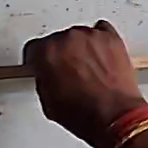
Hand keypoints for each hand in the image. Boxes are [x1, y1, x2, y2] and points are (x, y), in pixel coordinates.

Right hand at [22, 20, 147, 147]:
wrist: (114, 115)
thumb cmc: (83, 112)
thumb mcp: (48, 102)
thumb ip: (43, 79)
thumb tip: (48, 75)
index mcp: (46, 52)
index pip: (34, 49)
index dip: (38, 60)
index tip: (43, 65)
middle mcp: (66, 39)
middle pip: (57, 40)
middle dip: (62, 55)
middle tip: (69, 74)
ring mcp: (90, 36)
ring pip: (79, 36)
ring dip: (81, 49)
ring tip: (89, 70)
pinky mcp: (110, 38)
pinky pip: (101, 32)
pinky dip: (100, 43)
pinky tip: (100, 57)